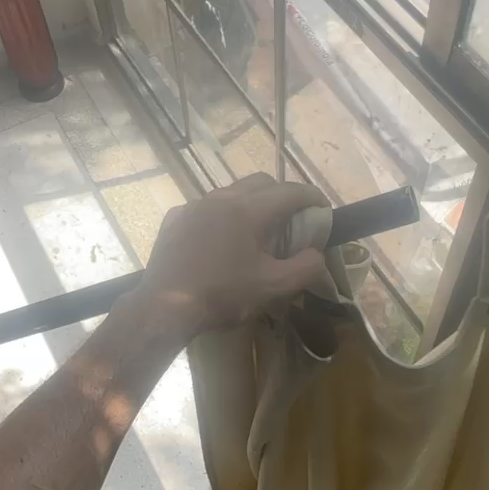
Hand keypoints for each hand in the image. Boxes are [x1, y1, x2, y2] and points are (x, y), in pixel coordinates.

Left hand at [133, 174, 329, 340]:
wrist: (165, 306)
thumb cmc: (222, 295)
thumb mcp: (274, 287)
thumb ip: (306, 267)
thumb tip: (316, 253)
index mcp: (248, 209)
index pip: (291, 191)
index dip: (312, 197)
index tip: (323, 209)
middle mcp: (221, 197)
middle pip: (261, 183)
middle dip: (283, 195)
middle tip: (292, 220)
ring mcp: (194, 205)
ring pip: (232, 192)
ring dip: (251, 204)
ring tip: (257, 230)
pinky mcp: (175, 219)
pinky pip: (206, 208)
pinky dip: (222, 216)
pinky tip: (221, 240)